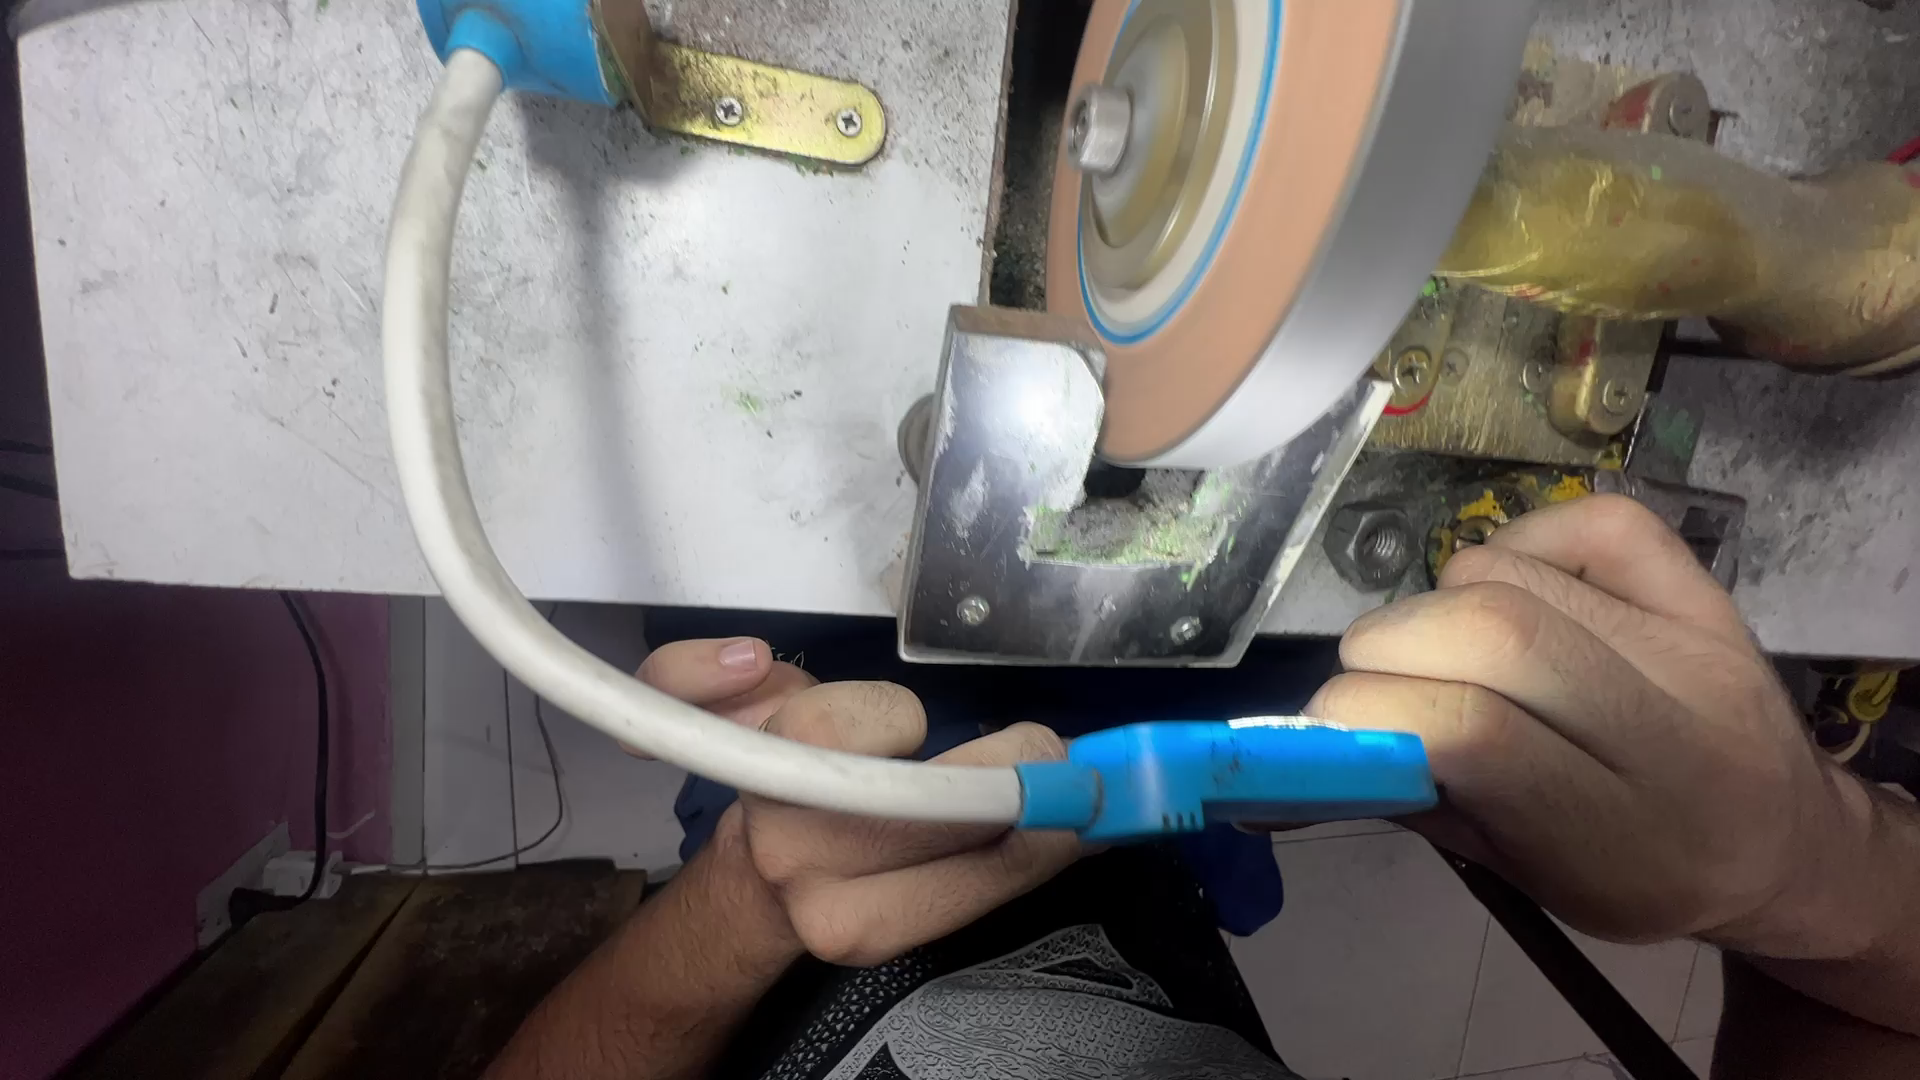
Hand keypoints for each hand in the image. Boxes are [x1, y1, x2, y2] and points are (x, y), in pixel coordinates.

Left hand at [633, 639, 1080, 966]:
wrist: (764, 880)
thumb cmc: (858, 874)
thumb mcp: (930, 893)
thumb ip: (1004, 853)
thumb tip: (1093, 804)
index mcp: (859, 917)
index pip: (977, 851)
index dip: (1039, 801)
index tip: (1077, 774)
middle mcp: (796, 863)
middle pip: (917, 781)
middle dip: (997, 761)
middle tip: (1029, 744)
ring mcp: (750, 796)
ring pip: (841, 716)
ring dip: (884, 717)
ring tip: (888, 738)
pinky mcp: (706, 740)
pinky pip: (684, 684)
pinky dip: (704, 667)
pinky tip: (748, 663)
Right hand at [1309, 495, 1858, 955]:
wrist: (1782, 844)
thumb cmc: (1622, 870)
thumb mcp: (1510, 873)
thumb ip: (1403, 801)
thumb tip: (1283, 759)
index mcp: (1621, 834)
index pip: (1470, 732)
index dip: (1367, 710)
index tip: (1330, 720)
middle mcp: (1675, 733)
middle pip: (1490, 631)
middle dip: (1387, 643)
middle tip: (1374, 675)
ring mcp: (1697, 646)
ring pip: (1506, 576)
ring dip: (1437, 604)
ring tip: (1449, 646)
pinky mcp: (1705, 590)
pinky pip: (1589, 522)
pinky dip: (1522, 541)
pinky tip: (1515, 587)